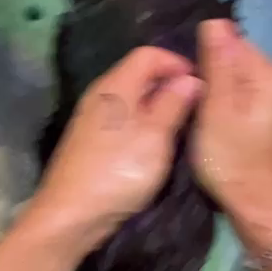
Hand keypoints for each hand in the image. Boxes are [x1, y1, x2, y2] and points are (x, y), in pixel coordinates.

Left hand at [22, 47, 203, 256]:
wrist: (70, 216)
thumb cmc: (118, 172)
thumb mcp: (155, 136)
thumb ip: (174, 103)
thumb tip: (190, 79)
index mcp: (115, 85)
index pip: (148, 54)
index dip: (176, 63)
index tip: (201, 85)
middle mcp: (101, 94)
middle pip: (139, 74)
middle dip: (170, 84)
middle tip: (197, 107)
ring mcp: (93, 118)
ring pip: (132, 98)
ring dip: (158, 106)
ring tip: (183, 126)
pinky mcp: (91, 140)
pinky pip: (124, 118)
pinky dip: (144, 123)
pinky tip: (157, 144)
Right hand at [191, 19, 271, 248]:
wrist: (255, 210)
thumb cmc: (231, 160)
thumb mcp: (217, 109)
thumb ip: (218, 64)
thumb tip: (215, 22)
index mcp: (269, 76)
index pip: (232, 42)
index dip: (204, 56)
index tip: (185, 81)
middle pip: (235, 60)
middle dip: (209, 73)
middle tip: (187, 100)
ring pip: (234, 81)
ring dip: (213, 91)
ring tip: (194, 112)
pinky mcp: (264, 122)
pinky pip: (238, 99)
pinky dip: (221, 106)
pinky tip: (207, 123)